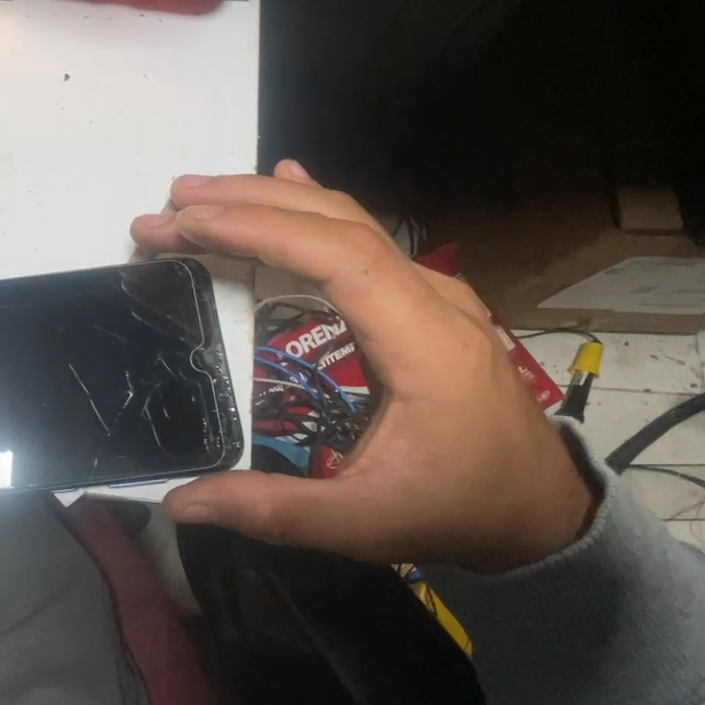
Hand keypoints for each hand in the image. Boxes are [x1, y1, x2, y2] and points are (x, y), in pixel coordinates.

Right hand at [131, 161, 594, 572]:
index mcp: (423, 342)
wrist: (536, 507)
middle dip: (245, 205)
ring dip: (269, 201)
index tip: (188, 223)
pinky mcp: (419, 298)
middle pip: (335, 221)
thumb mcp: (362, 523)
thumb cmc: (455, 507)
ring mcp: (430, 291)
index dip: (258, 229)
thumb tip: (178, 502)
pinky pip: (361, 235)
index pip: (337, 255)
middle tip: (168, 208)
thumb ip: (270, 511)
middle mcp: (430, 298)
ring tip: (196, 198)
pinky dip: (309, 207)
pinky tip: (283, 181)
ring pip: (347, 219)